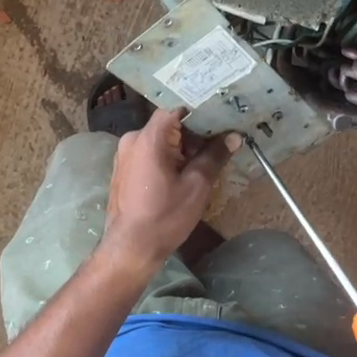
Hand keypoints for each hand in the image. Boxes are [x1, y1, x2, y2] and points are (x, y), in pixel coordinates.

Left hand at [103, 108, 238, 266]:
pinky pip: (149, 153)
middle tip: (217, 148)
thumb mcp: (196, 186)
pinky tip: (182, 176)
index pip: (176, 109)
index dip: (199, 115)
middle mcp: (131, 139)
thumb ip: (214, 156)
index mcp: (148, 138)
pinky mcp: (123, 169)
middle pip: (168, 125)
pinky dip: (166, 158)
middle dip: (192, 135)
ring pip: (159, 140)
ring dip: (180, 149)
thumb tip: (233, 137)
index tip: (220, 123)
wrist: (130, 247)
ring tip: (203, 165)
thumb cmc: (165, 215)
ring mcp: (124, 155)